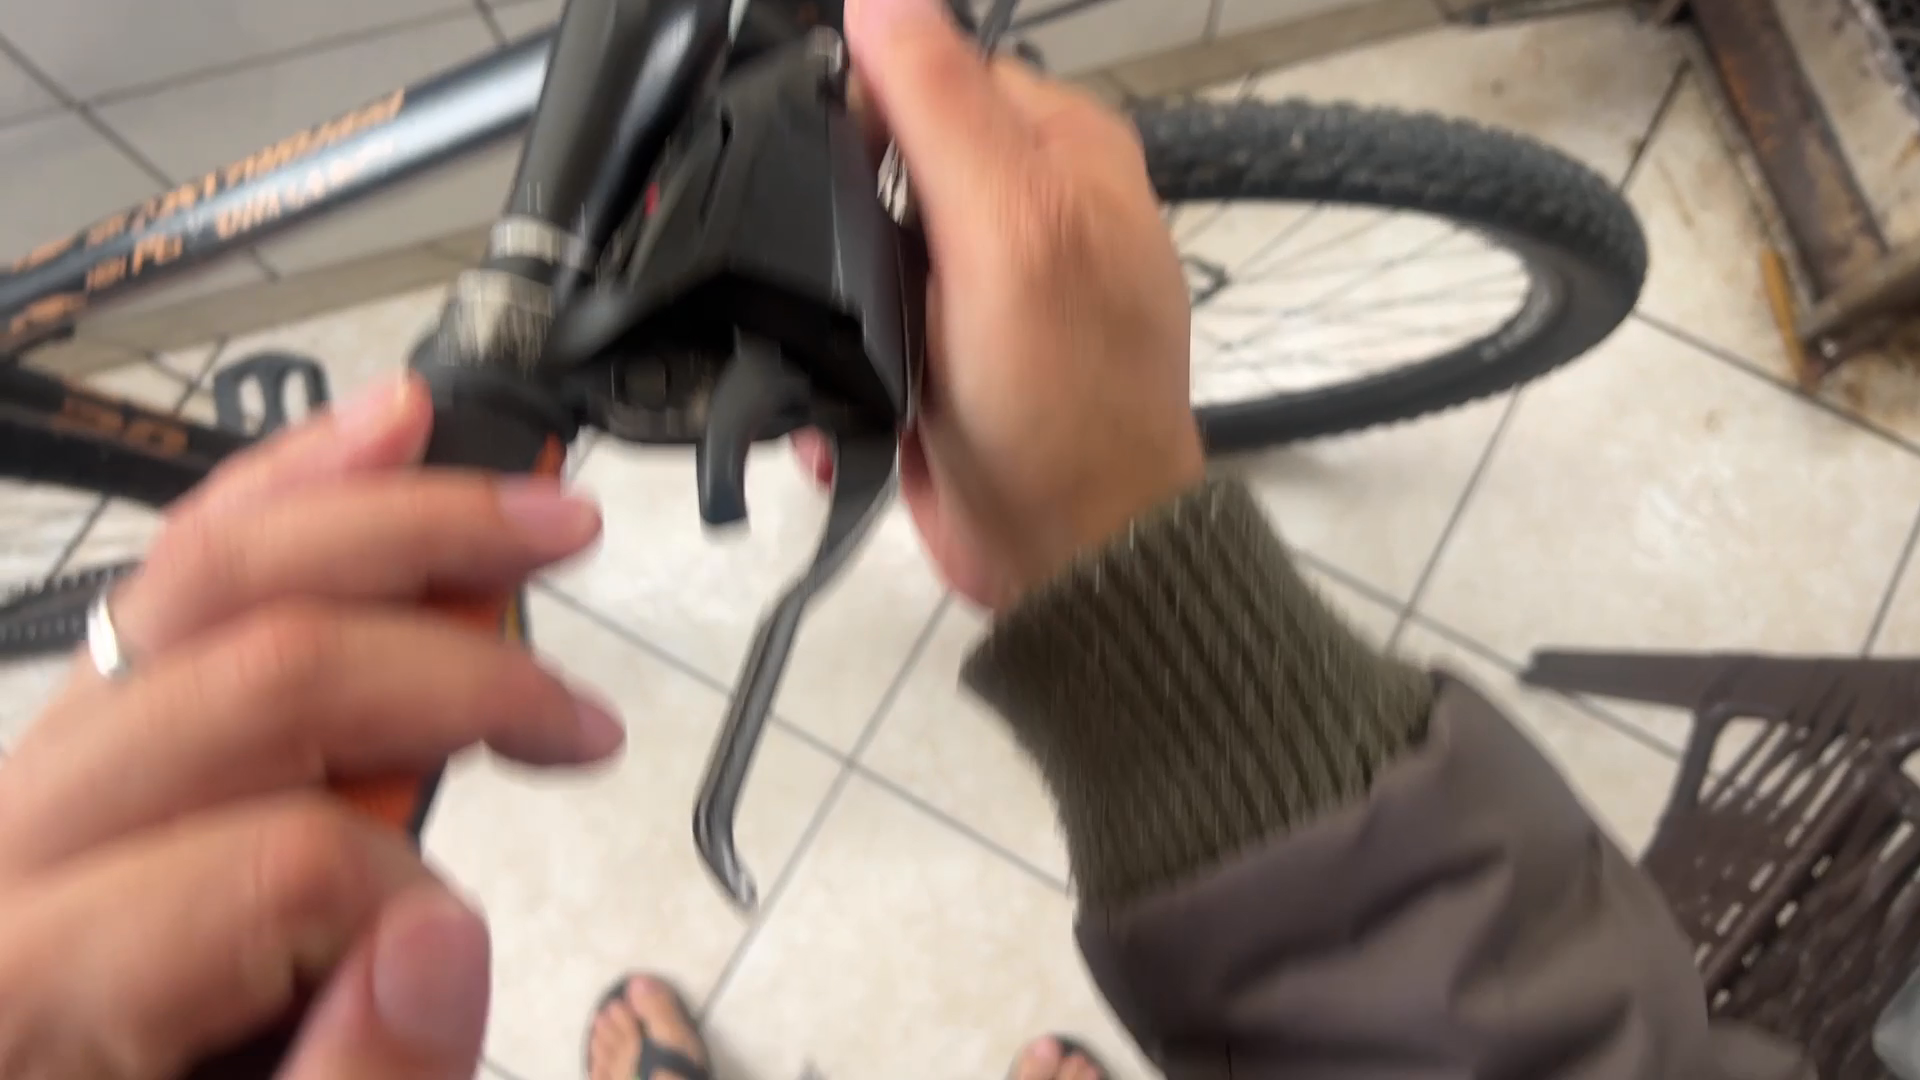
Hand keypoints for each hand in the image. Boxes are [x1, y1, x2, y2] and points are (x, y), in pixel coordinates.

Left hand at [0, 377, 619, 1077]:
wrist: (91, 1078)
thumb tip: (439, 932)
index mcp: (28, 985)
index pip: (270, 865)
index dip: (414, 890)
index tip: (466, 932)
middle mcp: (9, 841)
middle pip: (259, 671)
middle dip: (465, 666)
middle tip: (580, 704)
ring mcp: (47, 756)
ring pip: (221, 576)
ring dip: (412, 525)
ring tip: (542, 516)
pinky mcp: (108, 713)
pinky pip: (197, 572)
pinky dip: (313, 488)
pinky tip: (390, 430)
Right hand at [805, 0, 1203, 609]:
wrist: (1063, 554)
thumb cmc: (1061, 404)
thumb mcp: (1013, 240)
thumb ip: (948, 115)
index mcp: (1060, 163)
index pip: (943, 75)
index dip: (867, 95)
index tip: (808, 148)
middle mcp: (1023, 220)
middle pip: (897, 164)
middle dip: (832, 202)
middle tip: (794, 255)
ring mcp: (975, 297)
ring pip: (870, 250)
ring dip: (822, 288)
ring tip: (800, 330)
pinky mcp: (937, 362)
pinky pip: (869, 329)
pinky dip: (836, 352)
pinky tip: (821, 385)